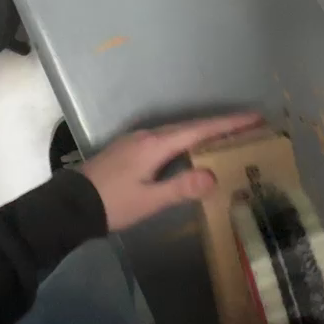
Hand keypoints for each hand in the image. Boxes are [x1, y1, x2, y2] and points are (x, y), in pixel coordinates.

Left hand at [79, 111, 262, 230]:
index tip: (254, 117)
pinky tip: (192, 150)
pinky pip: (167, 138)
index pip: (199, 130)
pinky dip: (187, 140)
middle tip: (249, 126)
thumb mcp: (148, 201)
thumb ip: (180, 188)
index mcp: (155, 144)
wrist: (69, 206)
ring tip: (228, 136)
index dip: (228, 124)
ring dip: (204, 132)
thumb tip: (213, 175)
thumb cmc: (111, 204)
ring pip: (178, 132)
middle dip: (220, 125)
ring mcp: (136, 141)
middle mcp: (148, 136)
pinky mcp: (130, 149)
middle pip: (191, 126)